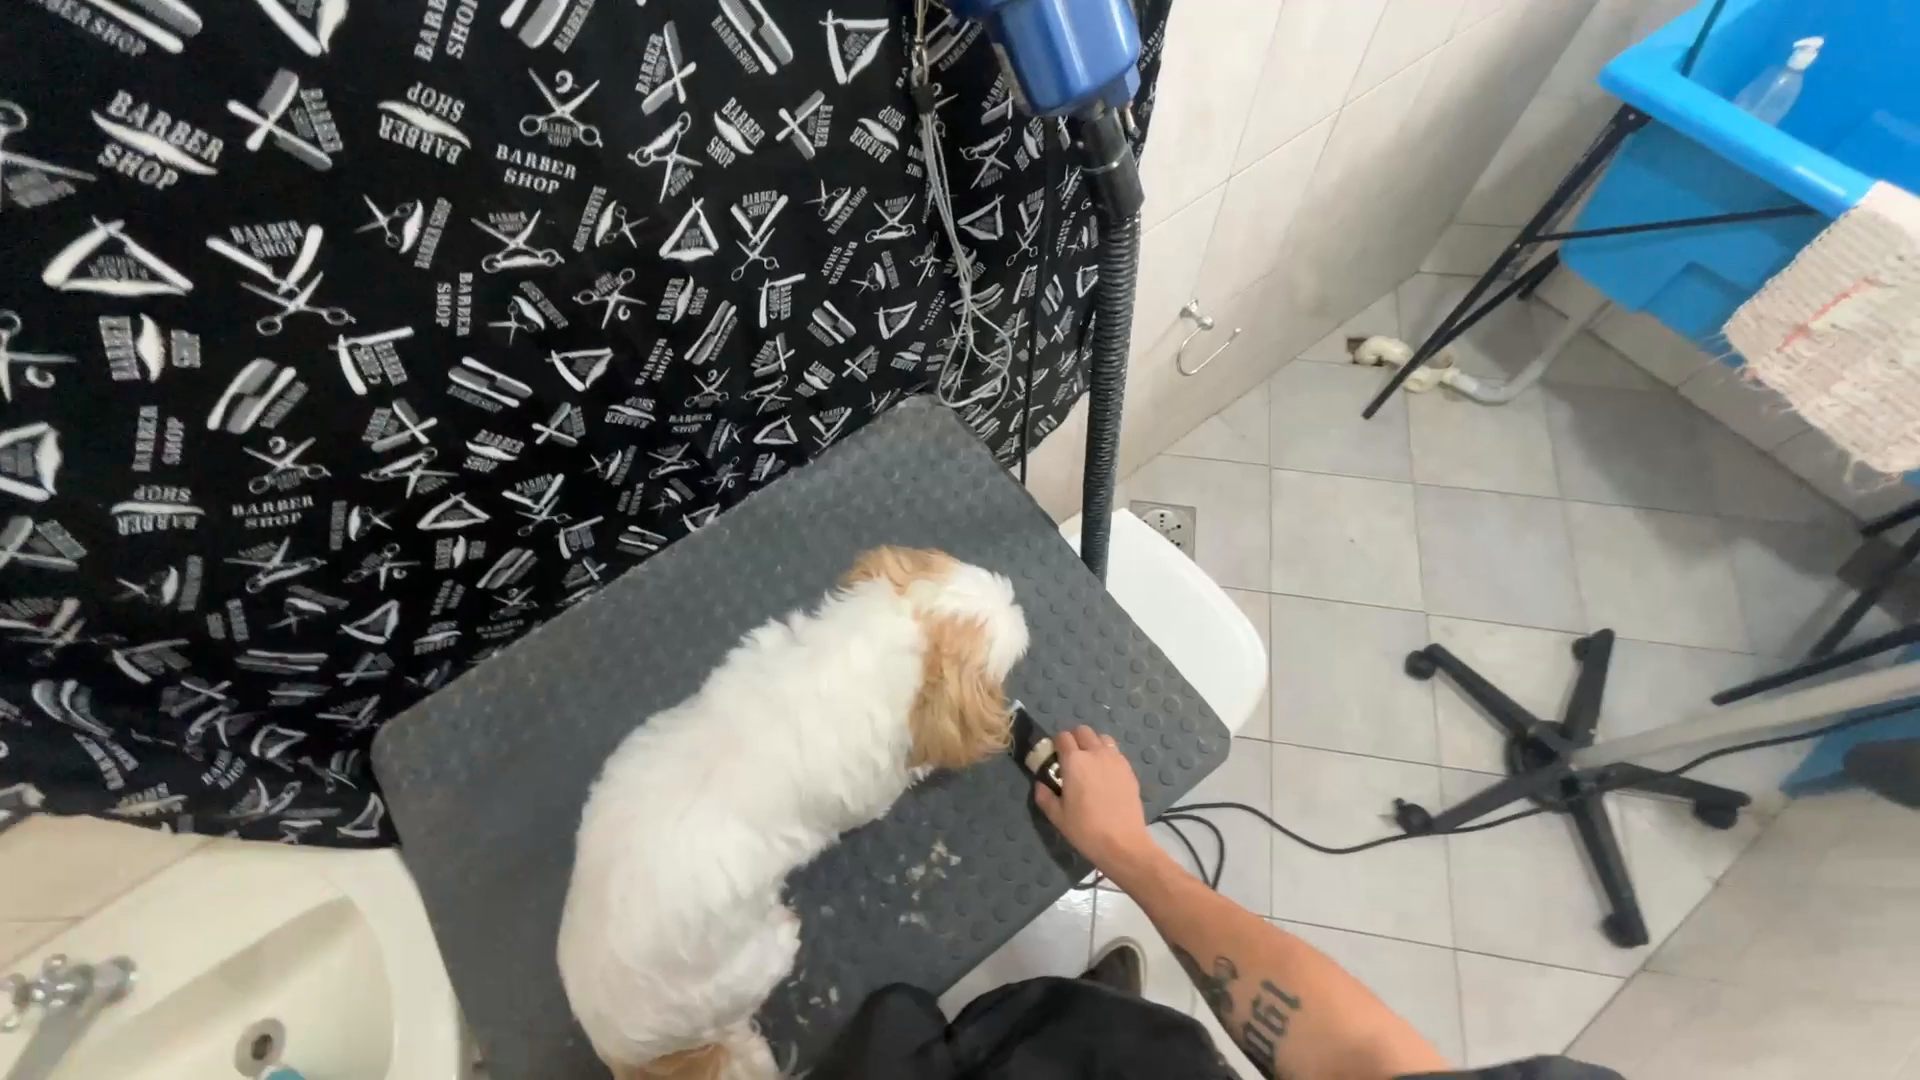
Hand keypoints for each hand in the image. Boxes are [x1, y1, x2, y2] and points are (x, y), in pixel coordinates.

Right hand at [1034, 726, 1153, 874]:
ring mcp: (1115, 759)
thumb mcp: (1057, 817)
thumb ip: (1044, 796)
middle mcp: (1095, 753)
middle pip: (1083, 731)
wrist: (1123, 844)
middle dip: (1074, 739)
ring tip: (1090, 762)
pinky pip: (1116, 752)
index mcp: (1074, 761)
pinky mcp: (1129, 769)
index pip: (1062, 737)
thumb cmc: (1086, 830)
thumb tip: (1040, 784)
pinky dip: (1108, 755)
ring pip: (1102, 738)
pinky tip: (1106, 774)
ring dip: (1093, 744)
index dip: (1056, 744)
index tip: (1054, 757)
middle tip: (1071, 758)